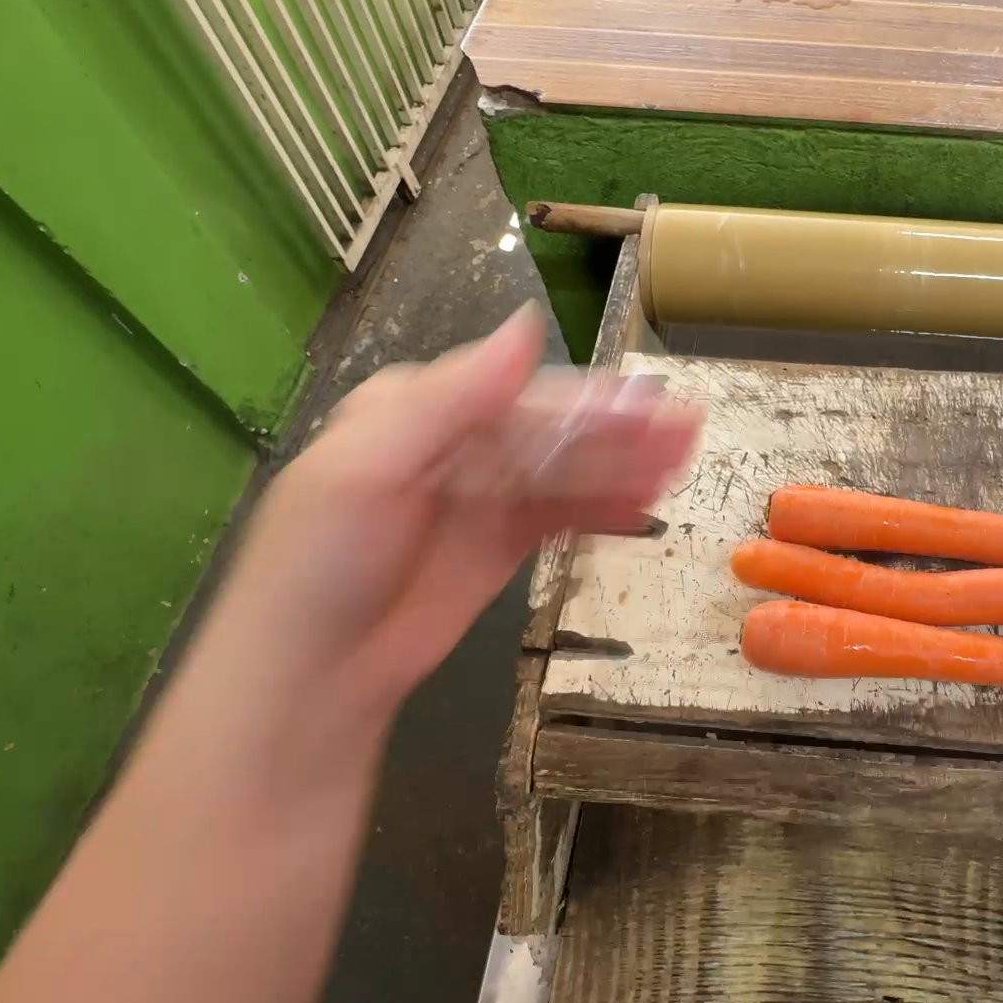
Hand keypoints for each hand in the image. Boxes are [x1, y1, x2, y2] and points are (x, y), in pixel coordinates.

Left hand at [189, 304, 700, 728]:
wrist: (314, 673)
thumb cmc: (325, 563)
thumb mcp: (368, 469)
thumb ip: (449, 399)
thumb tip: (526, 328)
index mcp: (420, 410)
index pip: (520, 397)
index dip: (588, 402)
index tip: (651, 405)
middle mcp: (457, 444)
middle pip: (553, 432)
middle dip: (620, 433)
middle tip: (688, 431)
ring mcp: (483, 496)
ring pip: (565, 472)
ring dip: (622, 468)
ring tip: (680, 465)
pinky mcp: (500, 542)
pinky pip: (560, 515)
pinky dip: (601, 510)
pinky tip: (641, 509)